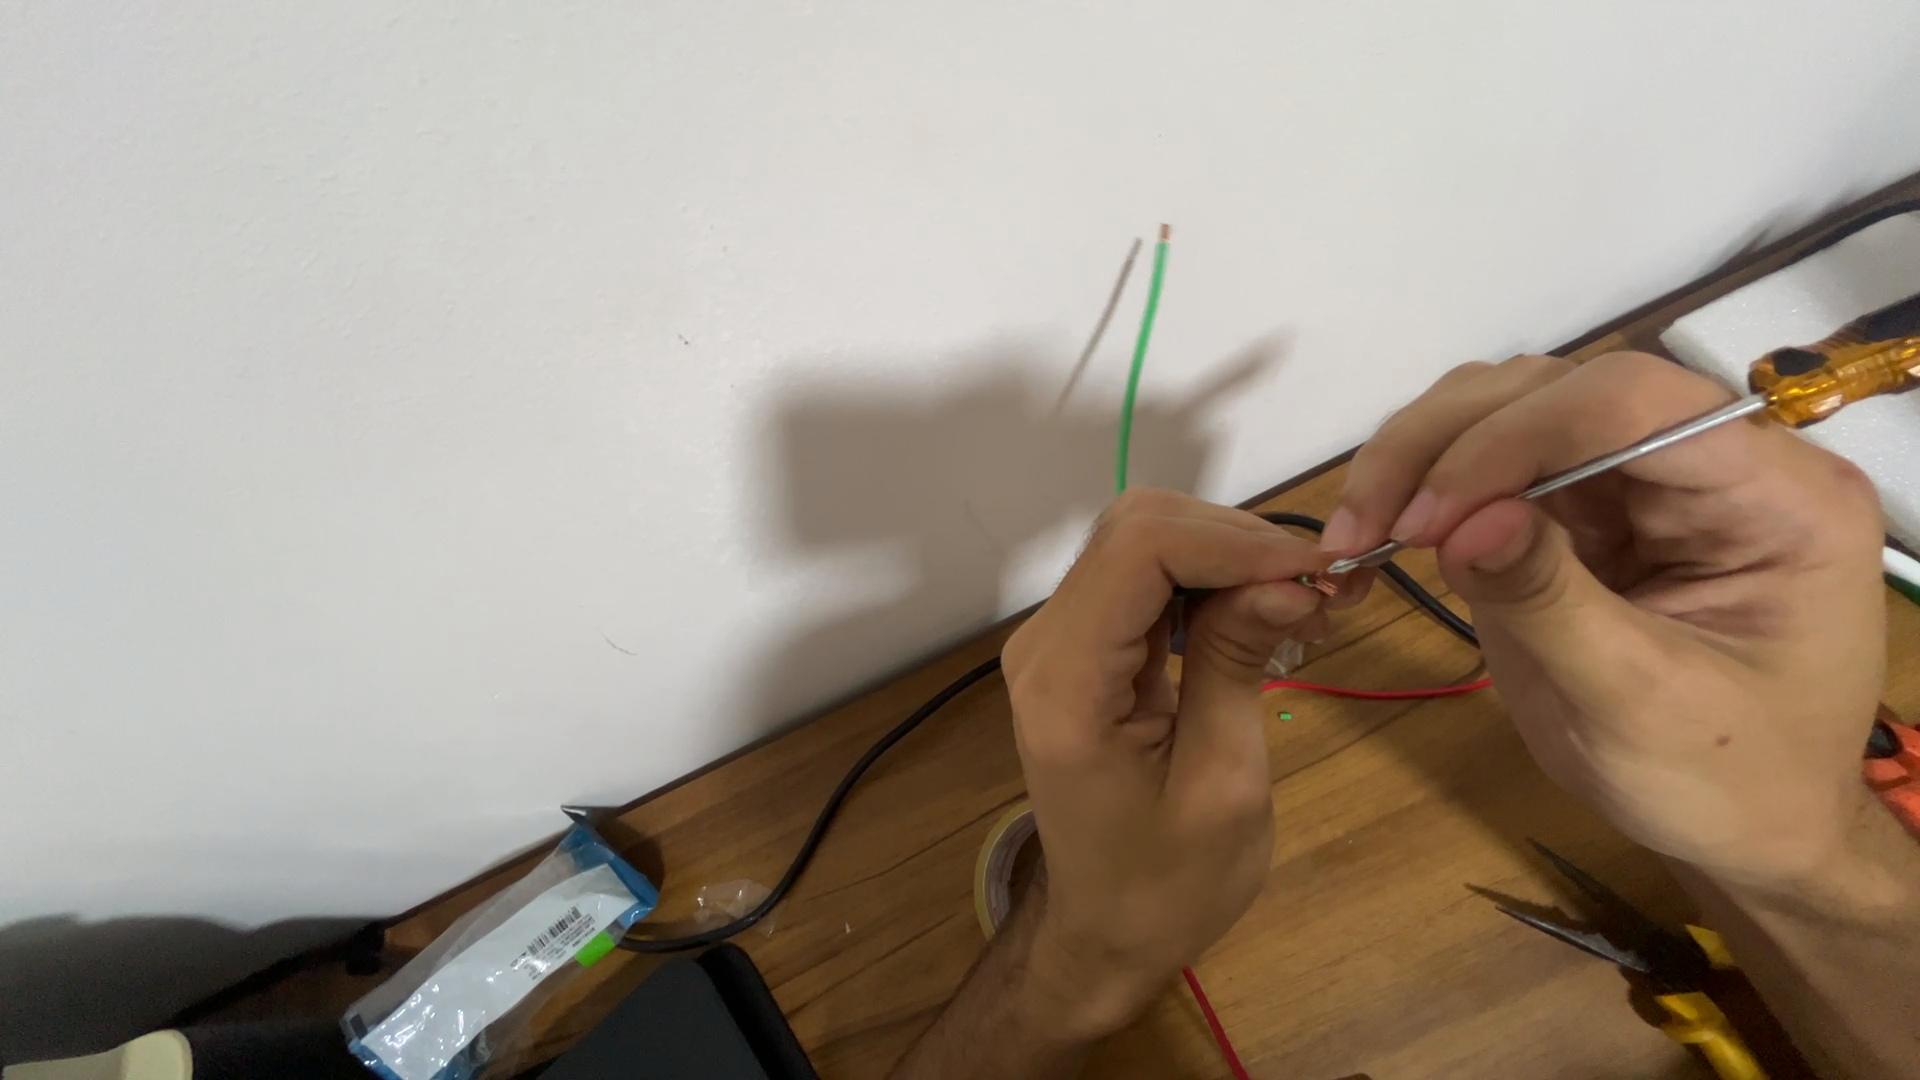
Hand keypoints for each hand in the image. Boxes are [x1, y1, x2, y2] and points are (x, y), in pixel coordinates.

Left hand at [1000, 489, 1329, 1035]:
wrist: (1101, 925)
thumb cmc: (1167, 884)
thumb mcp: (1223, 783)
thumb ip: (1237, 661)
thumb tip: (1286, 577)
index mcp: (1067, 682)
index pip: (1139, 549)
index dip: (1236, 542)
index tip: (1322, 574)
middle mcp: (1042, 642)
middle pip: (1136, 529)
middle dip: (1236, 542)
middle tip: (1322, 591)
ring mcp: (1050, 639)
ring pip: (1139, 541)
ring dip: (1226, 556)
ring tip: (1300, 606)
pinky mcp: (1073, 644)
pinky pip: (1137, 578)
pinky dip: (1203, 579)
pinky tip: (1255, 613)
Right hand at [1324, 352, 1886, 886]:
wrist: (1719, 815)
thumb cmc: (1713, 775)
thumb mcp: (1634, 701)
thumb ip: (1550, 601)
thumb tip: (1463, 523)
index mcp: (1766, 495)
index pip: (1627, 403)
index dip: (1509, 442)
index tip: (1424, 528)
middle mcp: (1689, 460)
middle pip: (1539, 388)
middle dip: (1432, 449)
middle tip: (1360, 531)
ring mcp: (1615, 478)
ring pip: (1486, 406)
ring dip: (1403, 461)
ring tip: (1355, 535)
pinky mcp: (1552, 505)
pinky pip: (1461, 459)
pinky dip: (1401, 489)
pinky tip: (1371, 538)